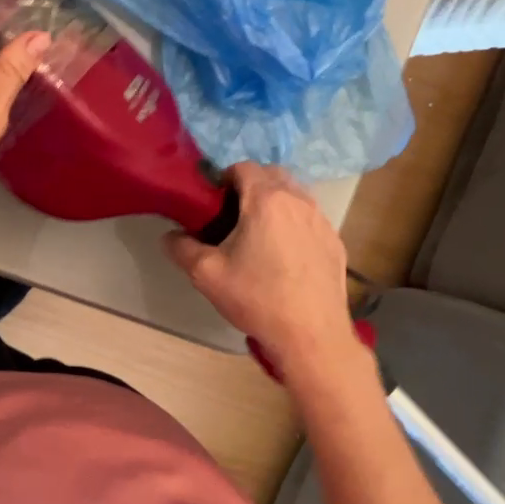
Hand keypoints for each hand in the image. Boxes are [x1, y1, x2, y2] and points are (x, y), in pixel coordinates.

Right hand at [164, 163, 367, 388]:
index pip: (243, 167)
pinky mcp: (334, 242)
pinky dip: (293, 224)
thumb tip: (170, 236)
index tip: (212, 205)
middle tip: (232, 217)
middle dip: (250, 187)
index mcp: (267, 200)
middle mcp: (299, 201)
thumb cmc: (257, 298)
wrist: (311, 335)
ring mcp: (322, 221)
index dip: (223, 179)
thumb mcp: (206, 274)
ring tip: (257, 236)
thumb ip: (182, 248)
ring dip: (274, 203)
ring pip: (294, 195)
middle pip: (272, 175)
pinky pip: (309, 219)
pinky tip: (283, 257)